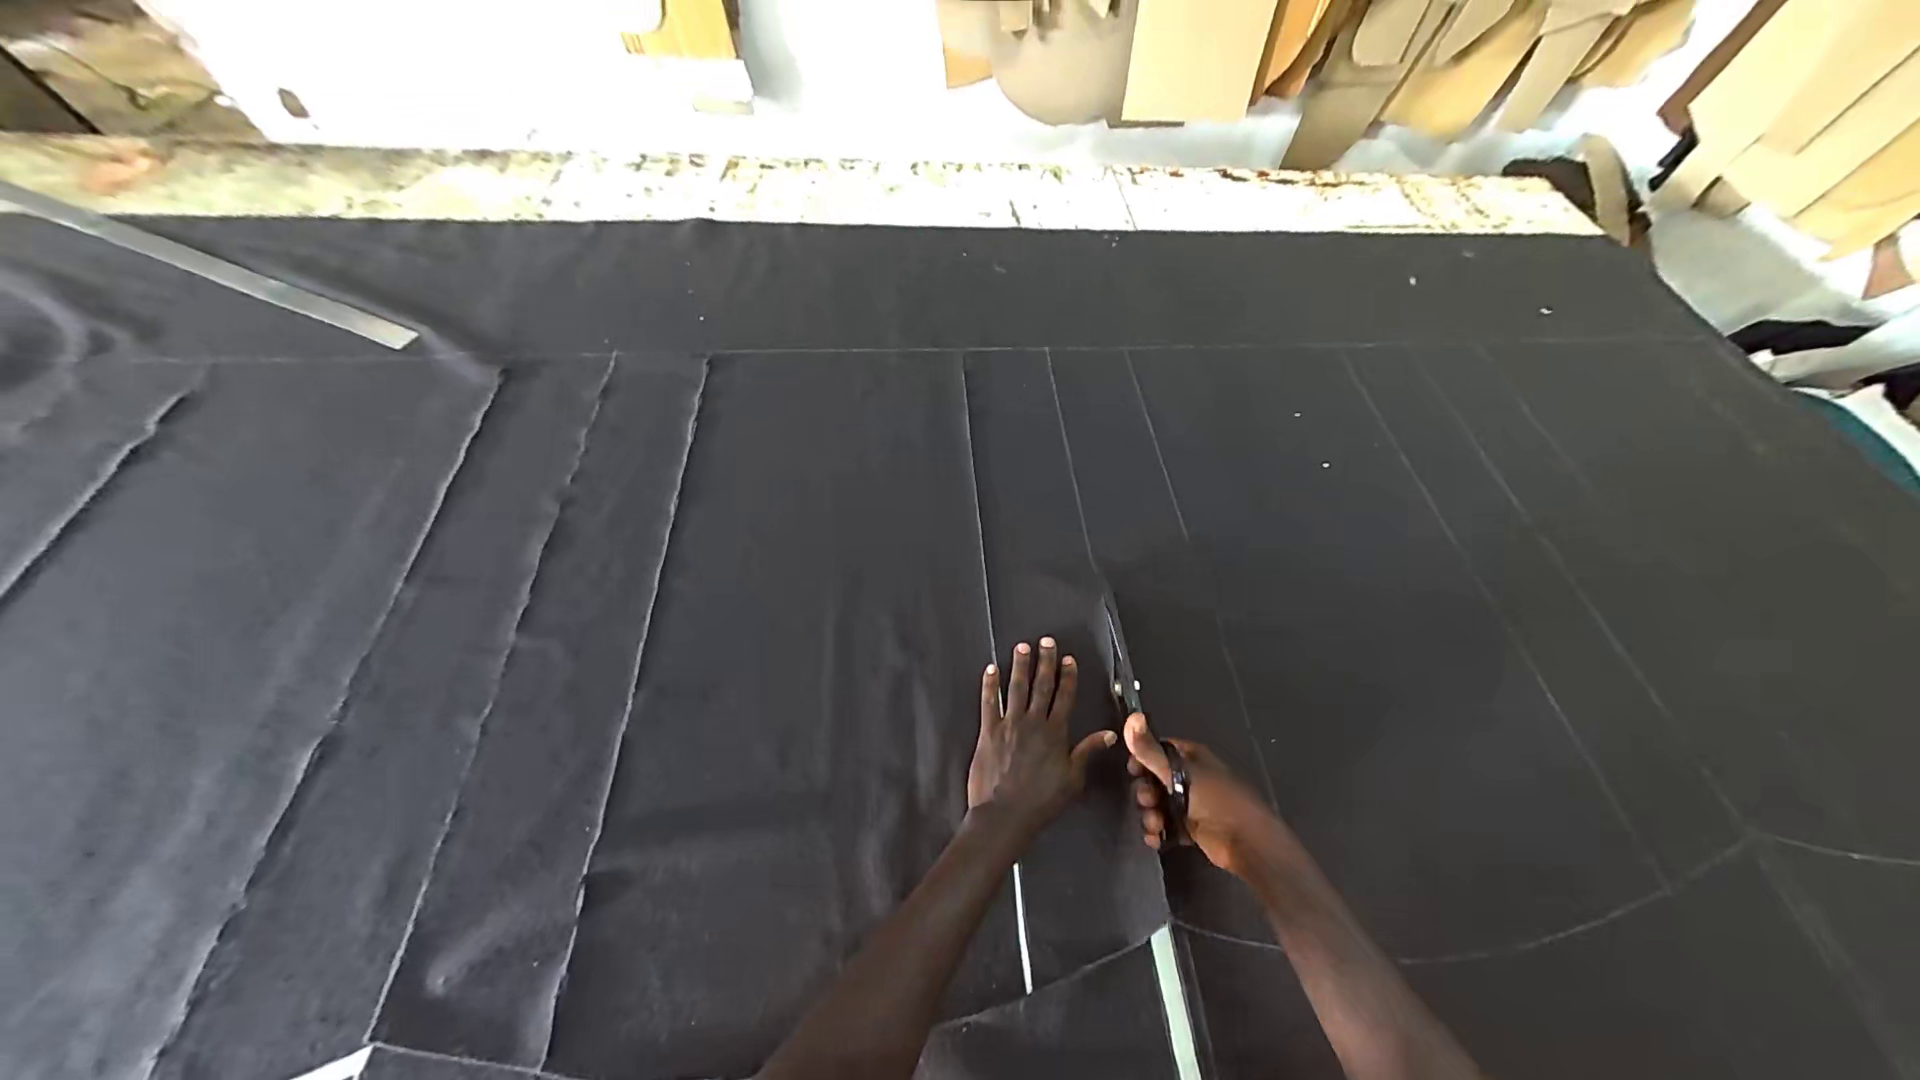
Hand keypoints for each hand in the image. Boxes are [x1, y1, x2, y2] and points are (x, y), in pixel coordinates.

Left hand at [968, 637, 1116, 833]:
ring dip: (1019, 665)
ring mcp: (1009, 725)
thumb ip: (1087, 752)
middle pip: (1041, 686)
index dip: (1067, 676)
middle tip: (1046, 640)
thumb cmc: (1041, 801)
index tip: (1068, 659)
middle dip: (1045, 662)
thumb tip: (1109, 734)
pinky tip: (991, 669)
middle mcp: (1033, 723)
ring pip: (1016, 688)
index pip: (1064, 697)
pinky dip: (989, 685)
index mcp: (1055, 733)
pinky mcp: (987, 731)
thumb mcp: (1073, 779)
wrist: (1005, 815)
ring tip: (1022, 646)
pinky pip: (988, 702)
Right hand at [1124, 712, 1280, 878]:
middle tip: (1148, 801)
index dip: (1142, 759)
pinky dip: (1159, 831)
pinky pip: (1167, 825)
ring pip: (1159, 804)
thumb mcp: (1180, 773)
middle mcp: (1191, 777)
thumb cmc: (1216, 801)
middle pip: (1154, 780)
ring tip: (1155, 825)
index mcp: (1191, 757)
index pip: (1158, 750)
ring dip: (1150, 815)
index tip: (1133, 771)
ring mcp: (1192, 804)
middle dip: (1145, 792)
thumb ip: (1151, 750)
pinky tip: (1156, 838)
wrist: (1248, 843)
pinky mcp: (1192, 828)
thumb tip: (1132, 716)